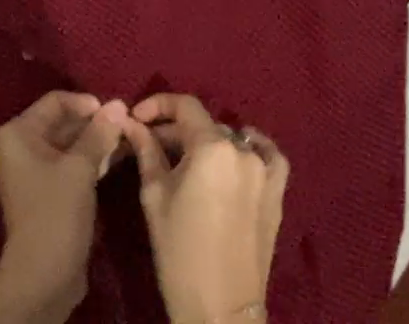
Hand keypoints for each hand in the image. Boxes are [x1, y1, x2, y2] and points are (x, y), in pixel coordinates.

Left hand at [0, 91, 130, 323]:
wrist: (43, 275)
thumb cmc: (56, 211)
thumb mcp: (80, 168)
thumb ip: (99, 134)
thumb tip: (119, 105)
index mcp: (16, 133)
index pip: (54, 102)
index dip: (86, 104)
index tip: (117, 112)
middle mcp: (17, 147)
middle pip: (60, 123)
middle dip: (93, 124)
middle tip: (127, 126)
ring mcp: (29, 171)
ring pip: (66, 146)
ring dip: (94, 143)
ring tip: (127, 141)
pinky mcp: (43, 192)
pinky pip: (66, 166)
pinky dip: (88, 161)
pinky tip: (115, 161)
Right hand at [117, 94, 288, 323]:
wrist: (219, 308)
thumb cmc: (179, 250)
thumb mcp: (154, 195)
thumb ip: (146, 151)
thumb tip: (131, 123)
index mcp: (212, 147)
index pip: (184, 106)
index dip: (157, 104)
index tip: (136, 119)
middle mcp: (243, 152)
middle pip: (205, 125)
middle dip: (175, 130)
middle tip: (150, 146)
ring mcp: (266, 173)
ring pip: (232, 140)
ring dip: (207, 142)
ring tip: (186, 160)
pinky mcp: (277, 195)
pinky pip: (269, 158)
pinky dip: (253, 149)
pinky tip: (237, 156)